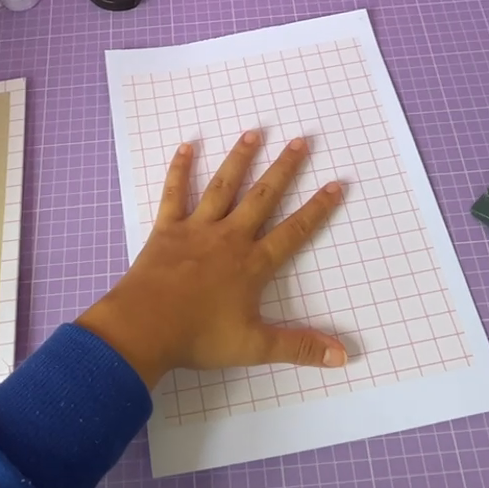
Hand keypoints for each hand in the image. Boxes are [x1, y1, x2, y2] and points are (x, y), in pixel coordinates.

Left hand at [76, 132, 346, 387]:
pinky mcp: (167, 228)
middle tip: (300, 141)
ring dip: (239, 158)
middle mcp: (229, 237)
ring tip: (253, 132)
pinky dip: (179, 169)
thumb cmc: (198, 337)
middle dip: (284, 168)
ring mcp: (197, 228)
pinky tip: (186, 146)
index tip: (335, 184)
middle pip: (262, 197)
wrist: (144, 327)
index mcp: (252, 264)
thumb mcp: (254, 347)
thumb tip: (344, 356)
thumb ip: (299, 348)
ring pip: (223, 186)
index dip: (316, 209)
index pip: (293, 232)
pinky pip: (174, 193)